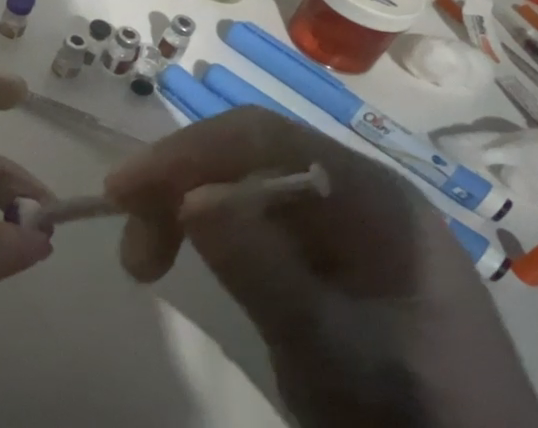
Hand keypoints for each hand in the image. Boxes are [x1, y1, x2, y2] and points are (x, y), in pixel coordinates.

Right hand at [106, 108, 537, 427]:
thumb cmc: (415, 412)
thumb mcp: (333, 350)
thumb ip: (264, 271)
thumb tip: (188, 193)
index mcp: (372, 196)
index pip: (260, 137)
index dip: (183, 153)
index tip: (122, 193)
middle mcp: (355, 194)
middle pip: (245, 156)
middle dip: (176, 185)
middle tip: (132, 248)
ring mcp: (342, 226)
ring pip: (242, 185)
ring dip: (183, 209)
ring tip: (145, 261)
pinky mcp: (327, 259)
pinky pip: (254, 220)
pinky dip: (207, 232)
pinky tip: (185, 257)